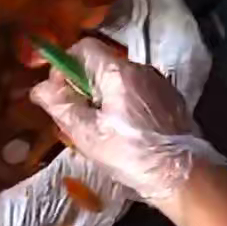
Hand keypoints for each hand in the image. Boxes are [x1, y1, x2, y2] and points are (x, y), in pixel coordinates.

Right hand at [29, 38, 226, 214]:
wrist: (187, 177)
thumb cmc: (133, 156)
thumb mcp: (89, 135)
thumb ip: (62, 107)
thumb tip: (39, 88)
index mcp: (119, 72)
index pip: (83, 48)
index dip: (64, 66)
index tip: (59, 94)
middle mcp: (141, 68)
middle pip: (101, 64)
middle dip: (82, 85)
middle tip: (76, 118)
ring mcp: (158, 82)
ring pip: (118, 79)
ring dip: (102, 96)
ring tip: (100, 129)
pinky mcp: (170, 97)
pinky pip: (137, 90)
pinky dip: (123, 102)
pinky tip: (124, 131)